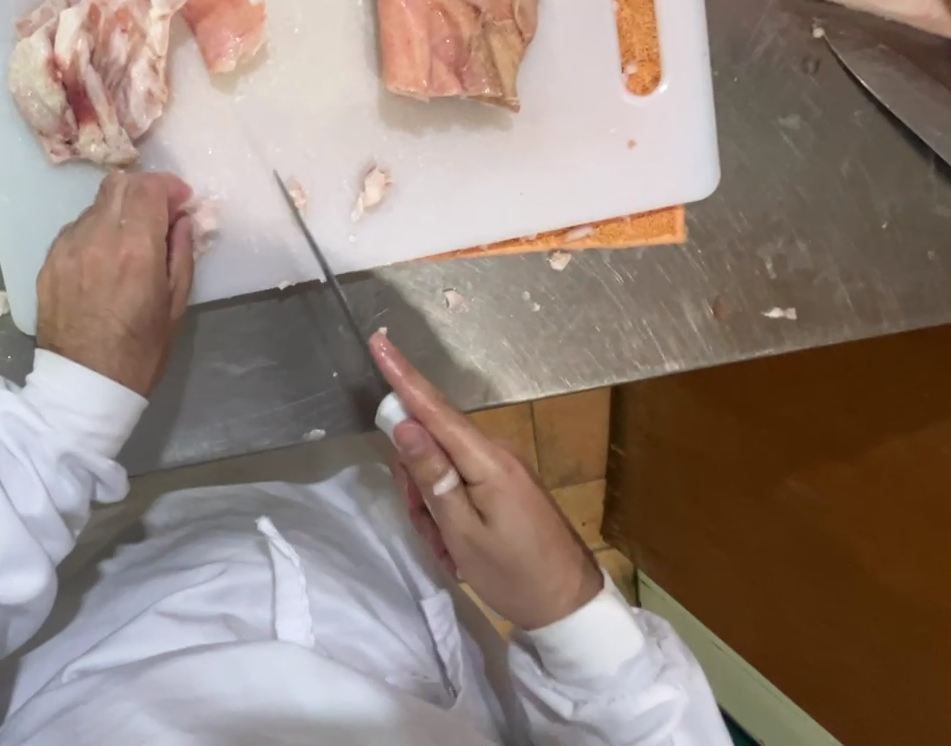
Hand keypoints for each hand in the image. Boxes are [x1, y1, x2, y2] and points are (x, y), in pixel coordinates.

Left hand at [36, 171, 195, 396]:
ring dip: (118, 211)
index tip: (181, 200)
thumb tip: (180, 219)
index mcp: (136, 249)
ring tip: (129, 240)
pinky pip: (75, 229)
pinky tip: (102, 258)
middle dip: (144, 190)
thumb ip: (181, 253)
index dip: (169, 185)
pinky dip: (94, 231)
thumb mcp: (175, 304)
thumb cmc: (140, 351)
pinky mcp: (48, 261)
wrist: (84, 386)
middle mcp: (97, 238)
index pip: (149, 188)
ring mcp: (67, 248)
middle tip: (158, 212)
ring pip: (95, 205)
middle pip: (119, 184)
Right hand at [372, 330, 602, 630]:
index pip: (434, 408)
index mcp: (486, 461)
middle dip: (415, 479)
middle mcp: (494, 453)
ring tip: (446, 546)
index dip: (402, 375)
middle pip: (431, 441)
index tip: (378, 340)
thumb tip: (404, 425)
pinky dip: (446, 509)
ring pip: (441, 466)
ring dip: (431, 503)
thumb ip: (431, 476)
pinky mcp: (503, 483)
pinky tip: (455, 544)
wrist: (572, 610)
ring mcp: (500, 468)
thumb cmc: (515, 575)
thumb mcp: (462, 533)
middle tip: (426, 526)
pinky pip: (458, 481)